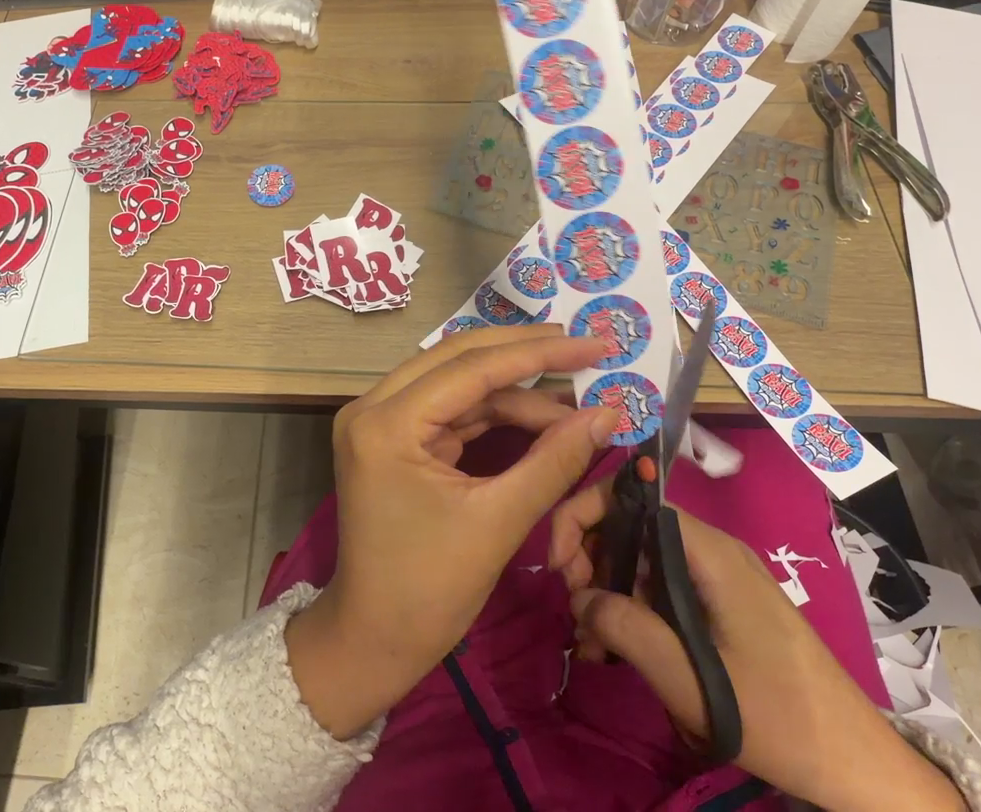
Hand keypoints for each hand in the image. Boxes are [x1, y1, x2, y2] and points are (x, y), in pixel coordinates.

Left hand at [284, 326, 618, 738]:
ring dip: (515, 390)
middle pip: (458, 360)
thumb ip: (554, 461)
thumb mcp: (498, 520)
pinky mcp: (392, 440)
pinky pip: (450, 410)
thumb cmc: (430, 588)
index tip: (596, 343)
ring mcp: (379, 423)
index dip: (539, 353)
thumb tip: (607, 414)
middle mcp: (373, 408)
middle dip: (526, 355)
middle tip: (588, 348)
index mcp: (386, 423)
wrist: (375, 638)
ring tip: (576, 399)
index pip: (471, 368)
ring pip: (456, 384)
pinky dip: (495, 414)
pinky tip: (541, 419)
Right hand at [550, 491, 965, 811]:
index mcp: (709, 553)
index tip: (561, 570)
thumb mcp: (688, 677)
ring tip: (593, 646)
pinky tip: (617, 651)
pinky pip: (661, 589)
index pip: (631, 497)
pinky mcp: (720, 605)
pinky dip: (632, 611)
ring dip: (607, 593)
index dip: (584, 517)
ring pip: (641, 561)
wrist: (853, 762)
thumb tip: (579, 597)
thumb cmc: (775, 715)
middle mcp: (712, 552)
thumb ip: (625, 627)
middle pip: (630, 527)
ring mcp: (718, 578)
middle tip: (576, 616)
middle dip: (589, 562)